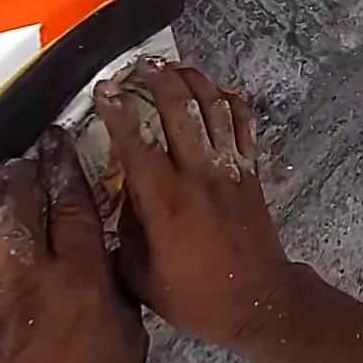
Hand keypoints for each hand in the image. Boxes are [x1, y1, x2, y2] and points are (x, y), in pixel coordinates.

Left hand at [0, 131, 147, 362]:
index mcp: (79, 283)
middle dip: (10, 171)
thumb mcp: (127, 338)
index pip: (71, 199)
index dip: (63, 161)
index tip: (57, 142)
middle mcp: (22, 288)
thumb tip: (101, 251)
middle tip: (13, 163)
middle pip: (8, 202)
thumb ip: (113, 286)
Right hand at [94, 63, 297, 347]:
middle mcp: (200, 173)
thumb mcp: (139, 274)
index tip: (105, 88)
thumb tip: (121, 196)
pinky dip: (234, 101)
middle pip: (181, 110)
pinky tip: (221, 88)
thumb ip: (124, 230)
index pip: (136, 143)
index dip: (119, 111)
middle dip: (160, 80)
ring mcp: (231, 167)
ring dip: (195, 81)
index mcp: (166, 200)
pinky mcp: (252, 168)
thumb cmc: (195, 293)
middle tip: (142, 65)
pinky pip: (245, 124)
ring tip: (176, 66)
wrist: (256, 297)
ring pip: (215, 108)